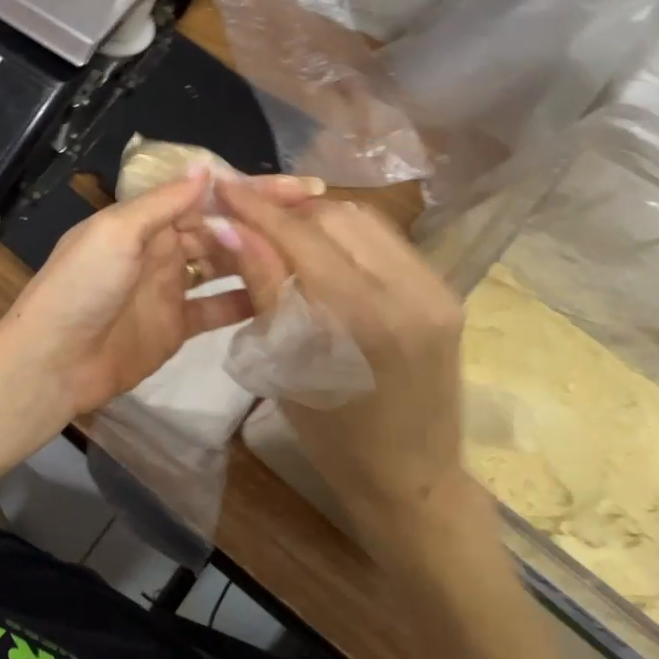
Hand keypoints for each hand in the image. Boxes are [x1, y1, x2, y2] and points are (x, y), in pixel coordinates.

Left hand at [0, 169, 322, 416]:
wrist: (53, 359)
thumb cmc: (80, 287)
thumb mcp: (115, 234)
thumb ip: (161, 204)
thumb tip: (205, 168)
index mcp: (140, 222)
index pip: (203, 197)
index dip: (250, 192)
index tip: (305, 190)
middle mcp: (157, 249)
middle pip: (219, 230)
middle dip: (265, 224)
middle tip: (323, 225)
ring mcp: (168, 289)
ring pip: (225, 267)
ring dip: (263, 259)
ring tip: (317, 258)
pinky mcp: (175, 327)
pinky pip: (220, 308)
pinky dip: (249, 302)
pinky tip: (290, 299)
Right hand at [214, 181, 468, 536]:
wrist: (411, 475)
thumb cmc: (333, 431)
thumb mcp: (283, 359)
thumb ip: (261, 282)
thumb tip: (223, 224)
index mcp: (366, 316)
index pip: (301, 234)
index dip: (254, 206)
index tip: (216, 184)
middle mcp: (411, 291)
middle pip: (334, 216)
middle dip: (282, 208)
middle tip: (238, 214)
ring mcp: (435, 290)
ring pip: (362, 221)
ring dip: (311, 219)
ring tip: (271, 231)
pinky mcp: (442, 293)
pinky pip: (383, 242)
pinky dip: (340, 236)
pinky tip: (313, 252)